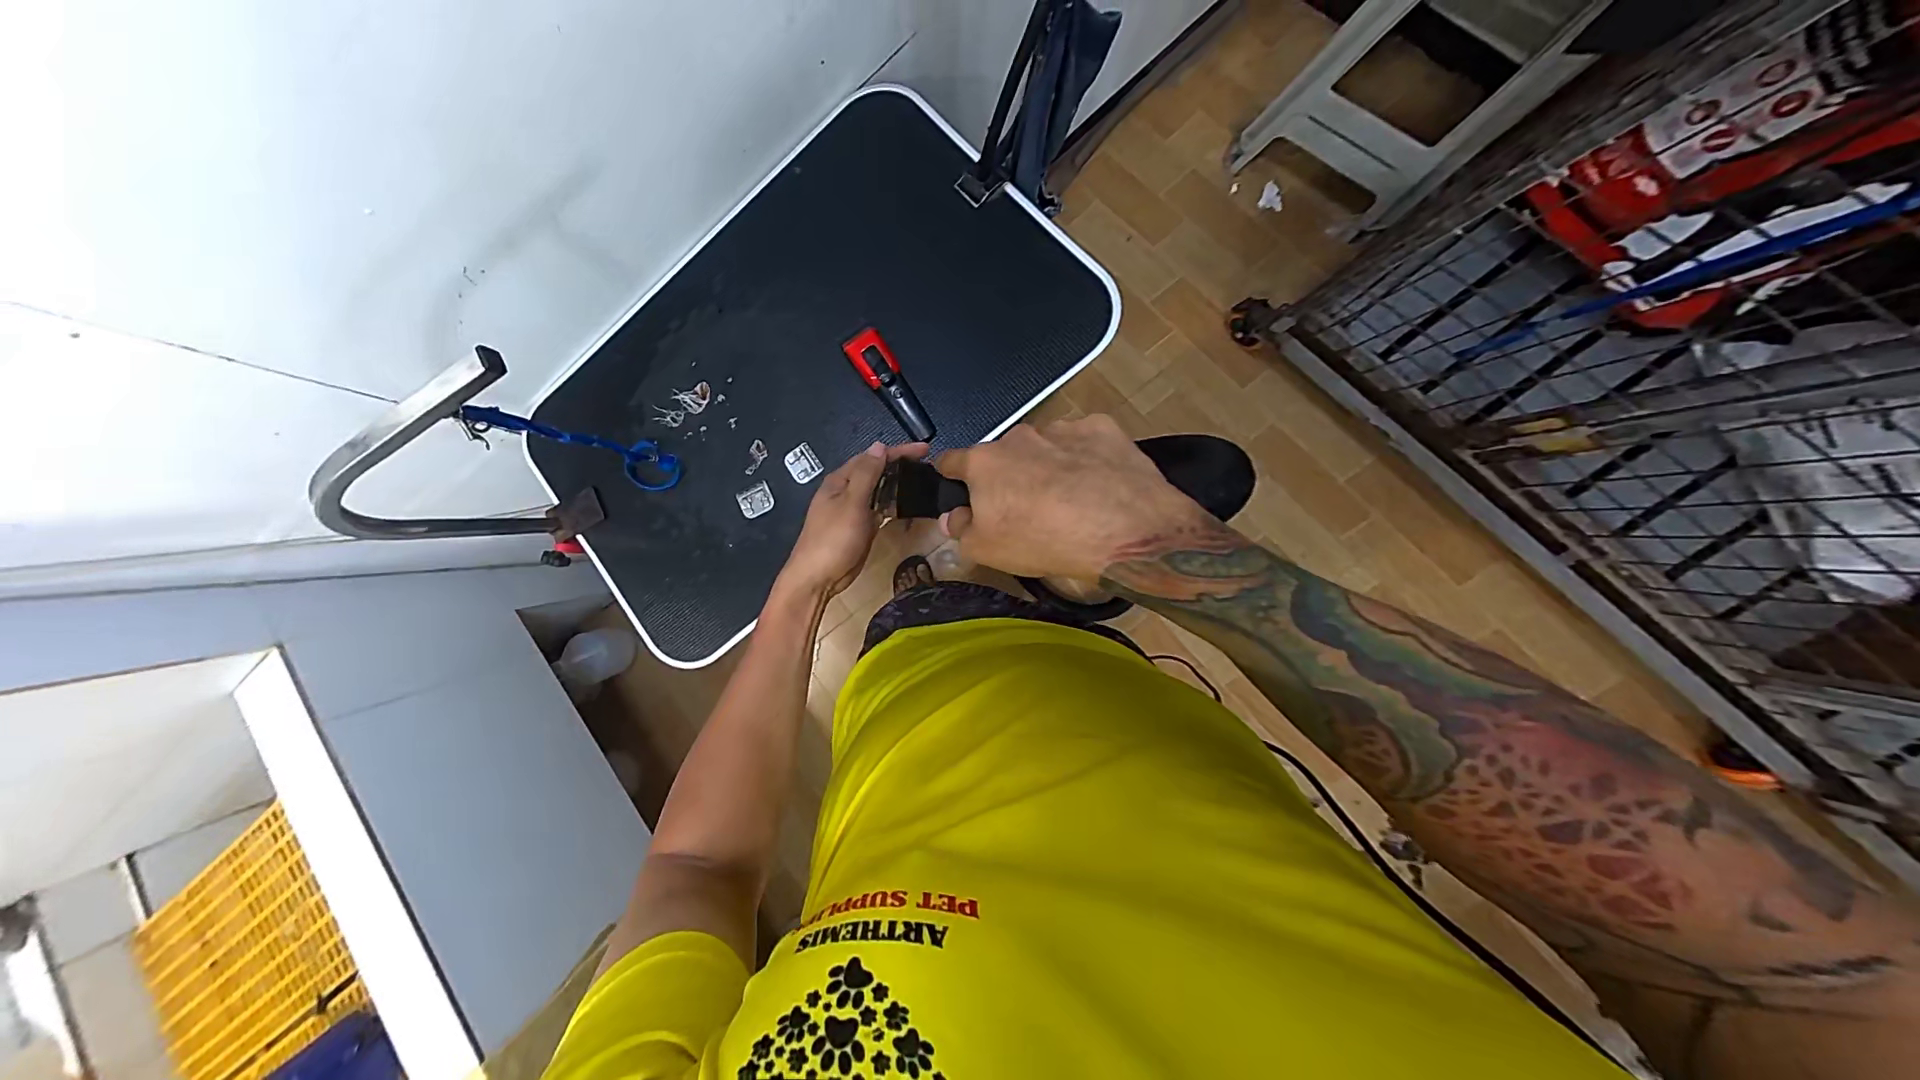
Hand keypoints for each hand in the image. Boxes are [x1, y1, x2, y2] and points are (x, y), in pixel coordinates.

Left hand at [776, 440, 929, 599]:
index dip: (898, 451)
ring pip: (877, 490)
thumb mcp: (851, 502)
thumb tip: (879, 446)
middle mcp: (845, 491)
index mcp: (839, 481)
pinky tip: (905, 506)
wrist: (817, 579)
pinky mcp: (859, 528)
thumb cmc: (832, 540)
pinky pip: (878, 509)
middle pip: (875, 471)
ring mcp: (852, 510)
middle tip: (927, 464)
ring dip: (897, 484)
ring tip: (921, 481)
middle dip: (899, 465)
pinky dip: (892, 504)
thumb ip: (866, 474)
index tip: (924, 450)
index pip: (872, 457)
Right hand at [935, 415, 1215, 580]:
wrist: (1126, 530)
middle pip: (1004, 455)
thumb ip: (961, 530)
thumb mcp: (987, 551)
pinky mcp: (1102, 429)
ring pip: (1046, 448)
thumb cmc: (1048, 540)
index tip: (959, 488)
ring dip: (1049, 467)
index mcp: (984, 462)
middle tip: (1027, 510)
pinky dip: (1086, 460)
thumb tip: (955, 517)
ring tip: (1070, 503)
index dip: (952, 477)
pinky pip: (1084, 443)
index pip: (951, 460)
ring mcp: (1062, 429)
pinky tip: (1099, 487)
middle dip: (1010, 477)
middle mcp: (1020, 437)